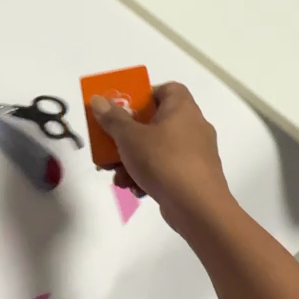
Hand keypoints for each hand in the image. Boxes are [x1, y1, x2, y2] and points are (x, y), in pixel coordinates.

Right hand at [90, 82, 237, 234]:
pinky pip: (165, 167)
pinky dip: (148, 174)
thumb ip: (112, 117)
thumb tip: (99, 100)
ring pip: (156, 147)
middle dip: (127, 135)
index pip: (168, 89)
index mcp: (182, 110)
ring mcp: (195, 154)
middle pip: (154, 121)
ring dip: (132, 158)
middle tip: (110, 144)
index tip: (124, 108)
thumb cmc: (164, 162)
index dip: (145, 94)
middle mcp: (193, 127)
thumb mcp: (129, 137)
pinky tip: (134, 188)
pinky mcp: (194, 176)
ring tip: (117, 174)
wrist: (198, 208)